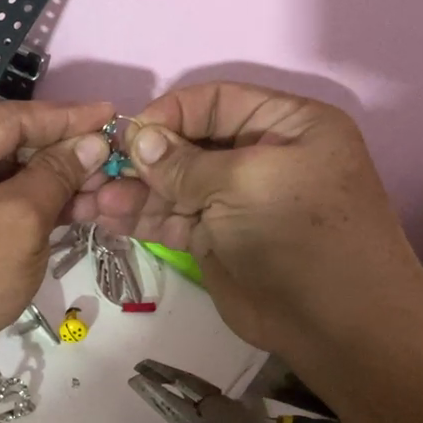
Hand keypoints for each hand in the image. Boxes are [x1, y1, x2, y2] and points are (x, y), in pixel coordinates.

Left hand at [0, 99, 113, 370]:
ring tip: (100, 185)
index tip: (111, 114)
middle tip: (109, 156)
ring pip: (4, 171)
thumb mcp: (22, 219)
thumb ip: (57, 172)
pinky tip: (73, 204)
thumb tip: (93, 141)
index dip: (64, 116)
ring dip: (51, 178)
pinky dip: (30, 200)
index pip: (8, 118)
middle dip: (60, 151)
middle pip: (6, 142)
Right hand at [83, 81, 422, 355]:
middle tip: (93, 172)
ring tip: (87, 201)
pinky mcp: (216, 238)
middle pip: (187, 144)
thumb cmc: (298, 234)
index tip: (125, 136)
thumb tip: (138, 140)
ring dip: (131, 192)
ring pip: (173, 185)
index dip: (168, 114)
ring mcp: (235, 200)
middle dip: (140, 158)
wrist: (334, 322)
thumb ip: (185, 162)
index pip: (215, 101)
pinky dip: (140, 219)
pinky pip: (172, 219)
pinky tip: (105, 219)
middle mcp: (259, 156)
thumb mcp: (244, 182)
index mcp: (286, 125)